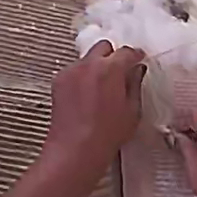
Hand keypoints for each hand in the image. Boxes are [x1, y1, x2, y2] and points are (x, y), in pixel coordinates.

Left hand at [43, 41, 145, 178]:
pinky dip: (82, 77)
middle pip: (103, 47)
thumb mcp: (132, 111)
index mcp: (110, 69)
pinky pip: (74, 71)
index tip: (138, 59)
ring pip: (87, 59)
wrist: (75, 149)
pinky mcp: (59, 80)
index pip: (126, 52)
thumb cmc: (107, 134)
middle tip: (119, 71)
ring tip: (102, 88)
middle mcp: (89, 64)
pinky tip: (86, 96)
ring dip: (96, 66)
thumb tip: (137, 71)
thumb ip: (135, 85)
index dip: (135, 55)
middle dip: (112, 55)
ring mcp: (71, 71)